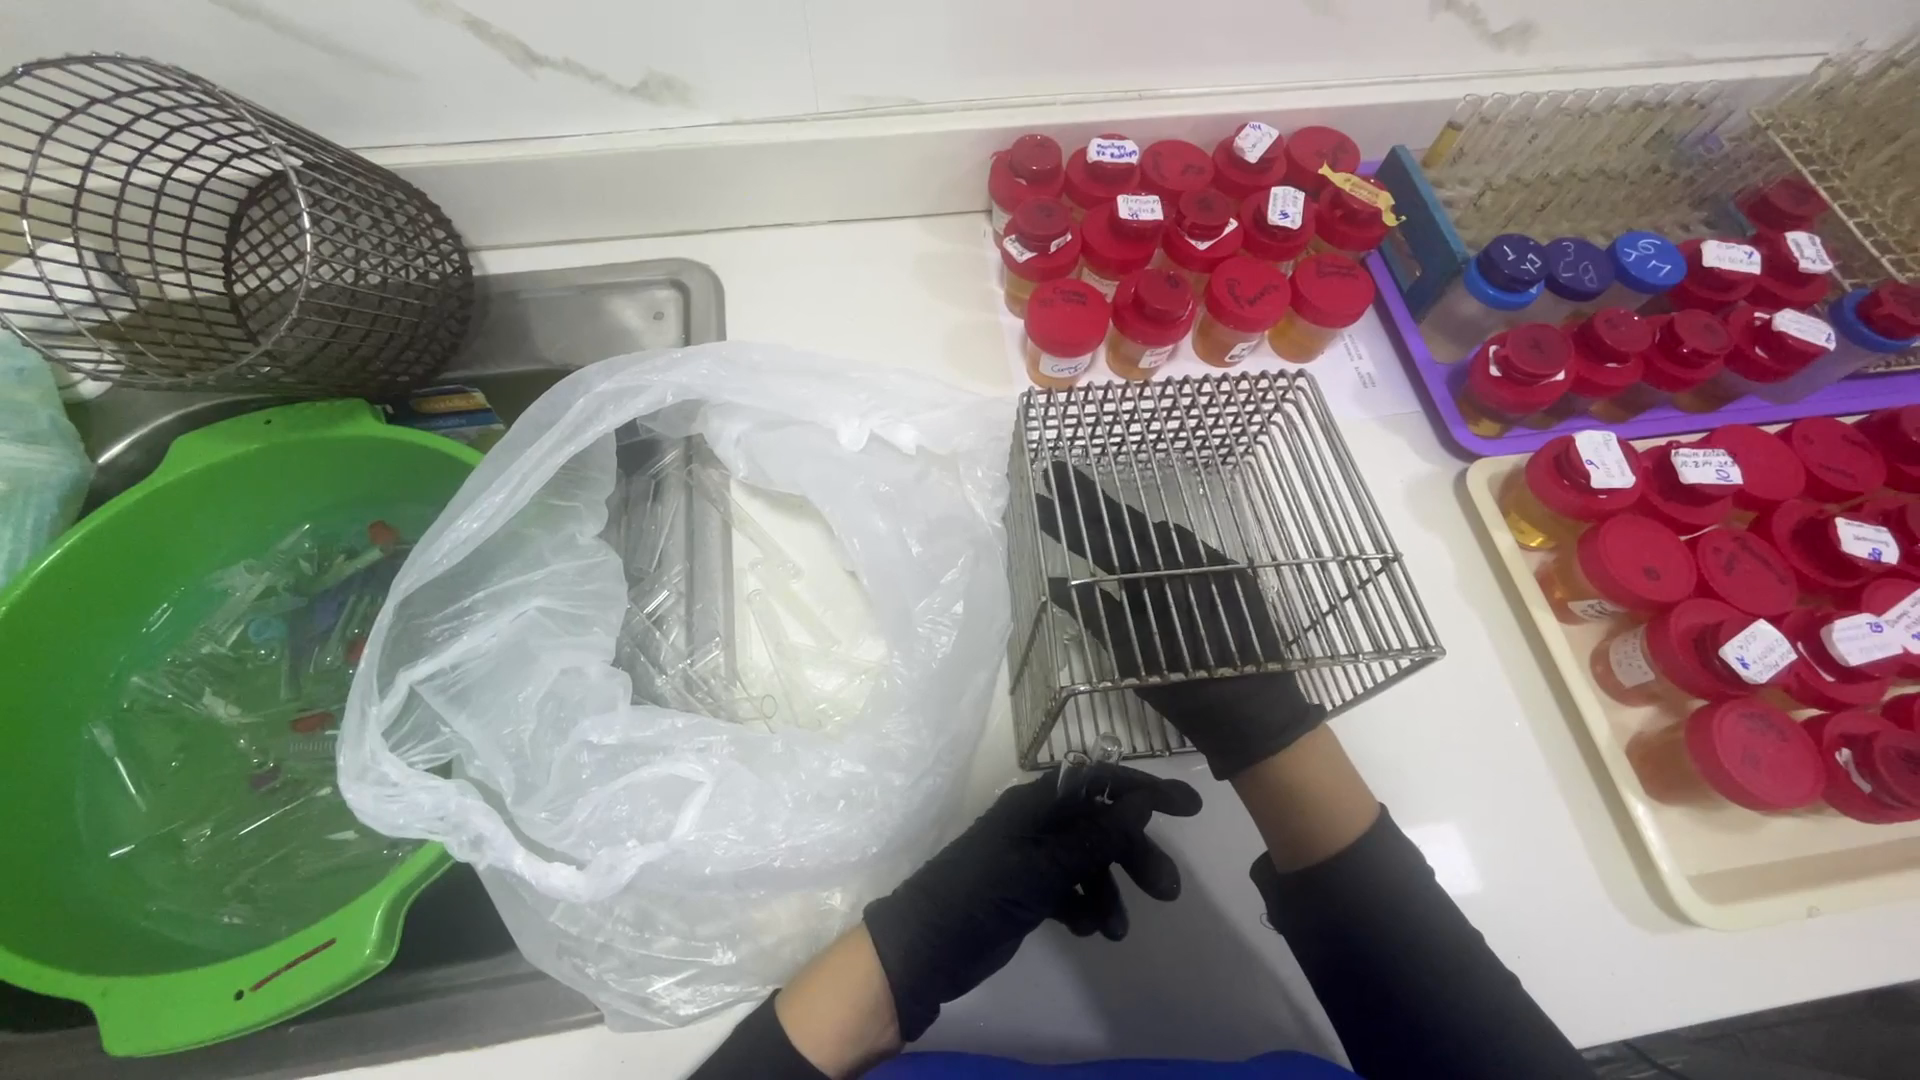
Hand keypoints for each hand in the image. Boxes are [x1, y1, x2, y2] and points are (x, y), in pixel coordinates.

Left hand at [863, 767, 1200, 1040]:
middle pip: (1100, 826)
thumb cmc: (981, 896)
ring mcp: (1032, 858)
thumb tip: (1138, 804)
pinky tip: (1091, 930)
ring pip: (1089, 862)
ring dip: (1110, 891)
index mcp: (1035, 804)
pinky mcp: (1029, 890)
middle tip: (1167, 892)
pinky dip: (1087, 905)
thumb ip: (1092, 838)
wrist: (926, 947)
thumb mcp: (1041, 869)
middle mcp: (1037, 824)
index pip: (1098, 782)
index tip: (1188, 808)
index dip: (1144, 791)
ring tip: (1117, 931)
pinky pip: (1072, 889)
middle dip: (1133, 854)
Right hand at [1036, 462, 1325, 779]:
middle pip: (1129, 522)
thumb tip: (1055, 583)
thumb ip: (1095, 613)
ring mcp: (1212, 563)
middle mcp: (1184, 563)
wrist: (1256, 712)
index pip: (1100, 538)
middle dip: (1091, 501)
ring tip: (1094, 507)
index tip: (1048, 484)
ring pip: (1161, 534)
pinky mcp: (1234, 573)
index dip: (1069, 513)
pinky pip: (1189, 549)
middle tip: (1063, 476)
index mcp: (1152, 583)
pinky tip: (1147, 543)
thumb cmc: (1184, 691)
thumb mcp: (1130, 657)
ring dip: (1127, 523)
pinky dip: (1162, 545)